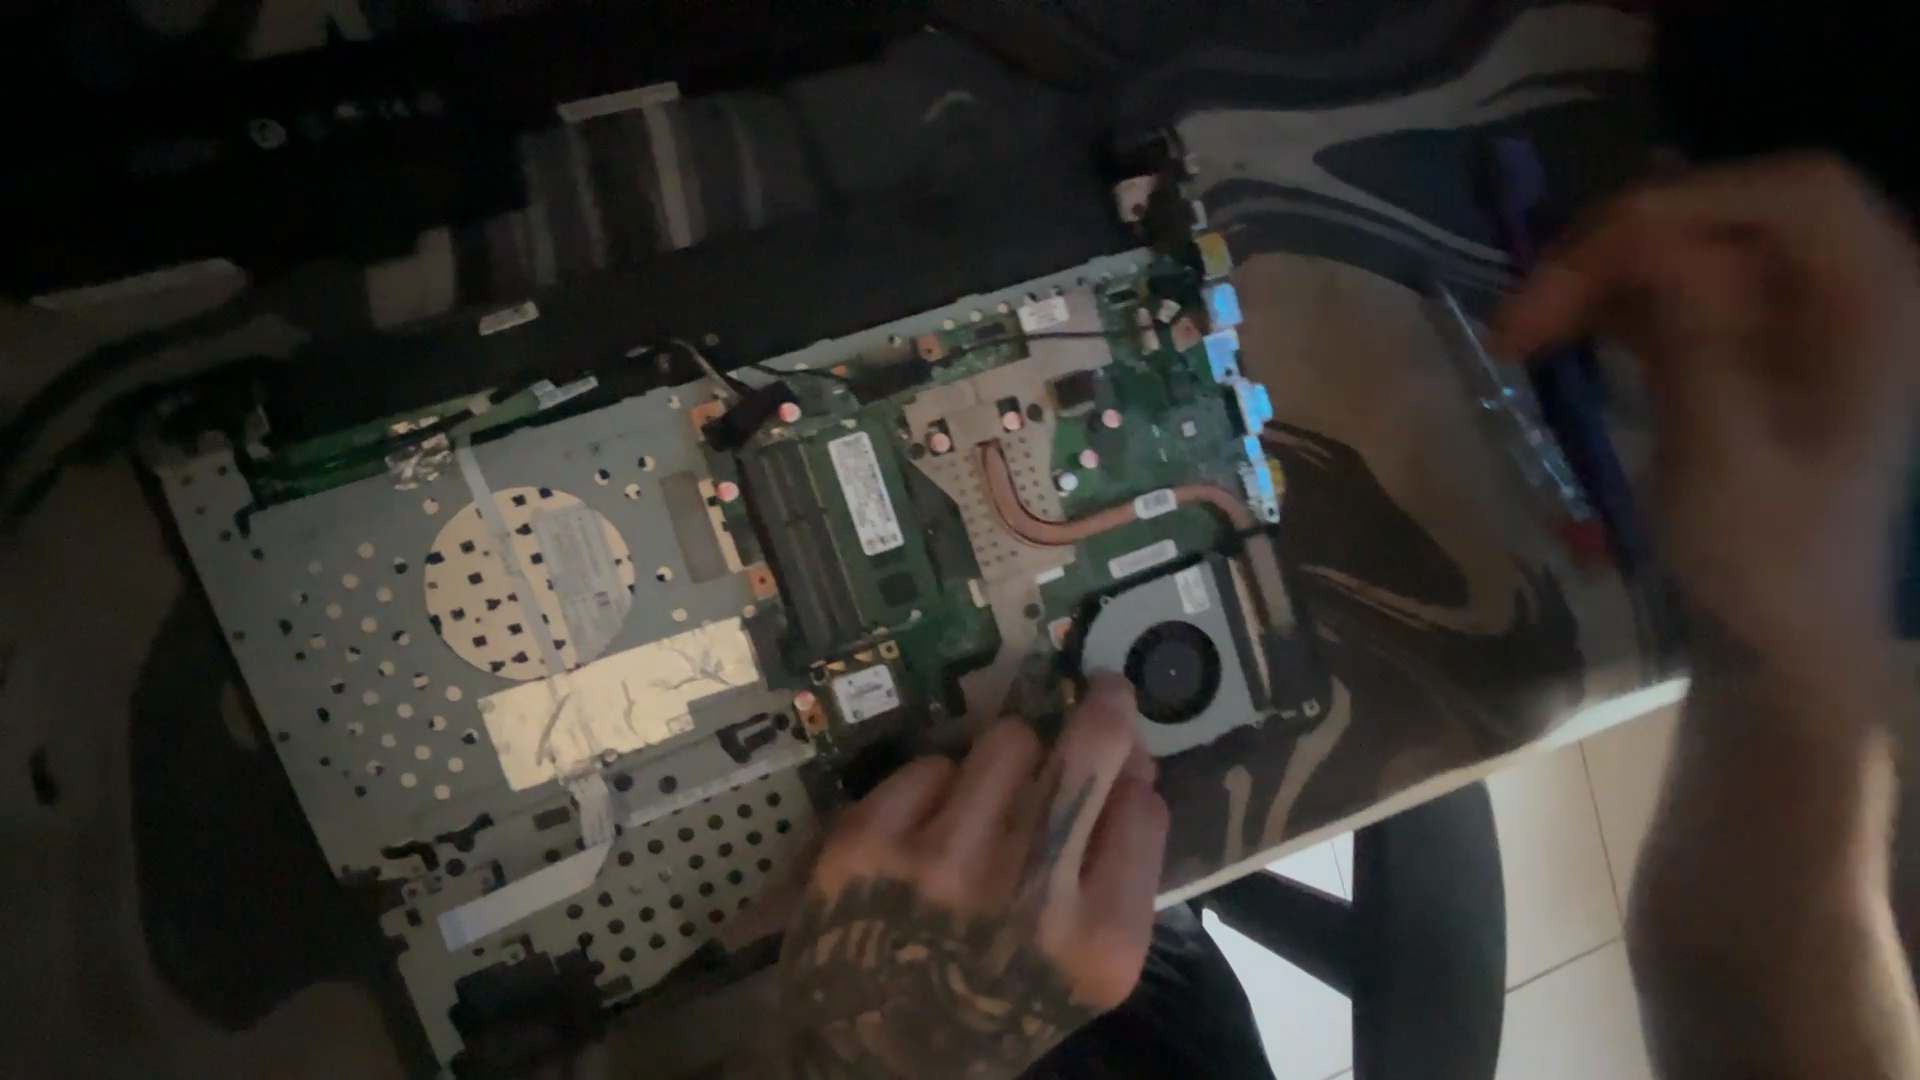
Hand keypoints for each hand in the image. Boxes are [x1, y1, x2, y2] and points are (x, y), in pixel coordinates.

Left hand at [777, 676, 1167, 1078]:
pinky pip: (934, 763)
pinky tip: (926, 834)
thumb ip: (1119, 877)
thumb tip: (1131, 770)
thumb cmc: (991, 1009)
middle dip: (1104, 711)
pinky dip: (938, 788)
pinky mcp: (868, 838)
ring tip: (991, 805)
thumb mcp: (1079, 973)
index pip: (1143, 808)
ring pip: (1007, 739)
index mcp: (1096, 945)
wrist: (871, 1057)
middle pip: (1087, 748)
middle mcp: (1024, 896)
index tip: (1123, 766)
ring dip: (1010, 761)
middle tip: (1104, 691)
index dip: (1134, 778)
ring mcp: (941, 861)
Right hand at [1494, 155, 1919, 674]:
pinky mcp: (1729, 348)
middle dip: (1606, 252)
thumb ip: (1704, 343)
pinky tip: (1548, 340)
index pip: (1788, 196)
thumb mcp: (1727, 454)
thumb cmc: (1760, 553)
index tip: (1565, 266)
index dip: (1674, 203)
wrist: (1773, 620)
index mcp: (1873, 308)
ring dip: (1587, 282)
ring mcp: (1779, 321)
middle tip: (1514, 320)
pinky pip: (1658, 298)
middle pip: (1716, 217)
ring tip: (1515, 335)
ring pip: (1674, 253)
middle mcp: (1835, 295)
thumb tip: (1657, 248)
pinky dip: (1597, 309)